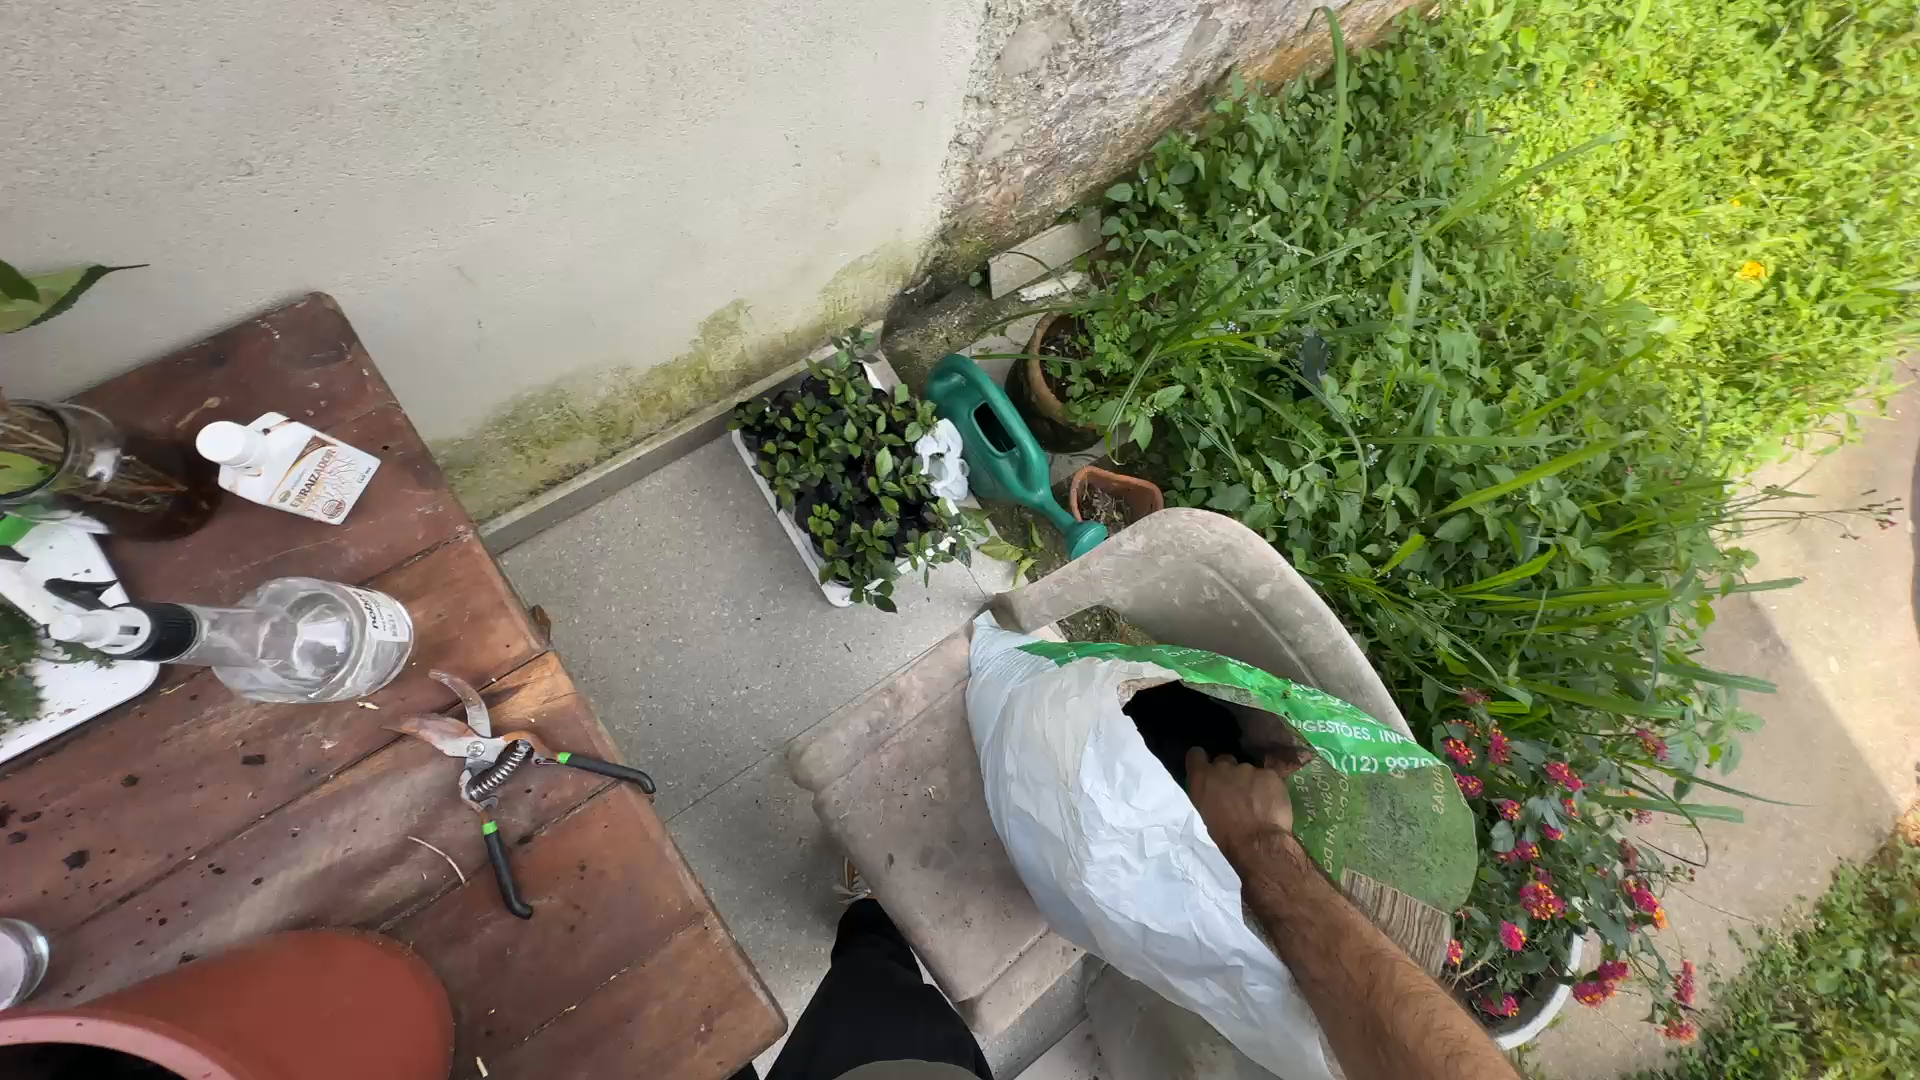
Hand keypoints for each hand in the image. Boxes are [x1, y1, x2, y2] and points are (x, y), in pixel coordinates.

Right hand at [1185, 748, 1299, 866]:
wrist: (1257, 842)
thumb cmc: (1226, 834)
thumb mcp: (1205, 812)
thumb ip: (1206, 792)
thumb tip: (1212, 789)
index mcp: (1202, 777)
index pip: (1195, 754)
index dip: (1201, 760)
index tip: (1207, 768)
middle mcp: (1223, 767)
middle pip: (1224, 760)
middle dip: (1229, 772)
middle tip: (1236, 790)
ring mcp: (1248, 768)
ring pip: (1248, 770)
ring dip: (1250, 781)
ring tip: (1257, 800)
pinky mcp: (1269, 774)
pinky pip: (1268, 776)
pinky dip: (1268, 785)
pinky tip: (1271, 800)